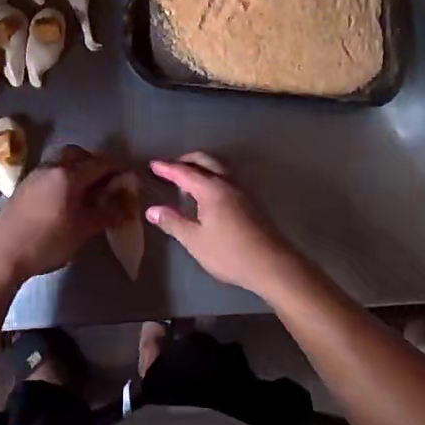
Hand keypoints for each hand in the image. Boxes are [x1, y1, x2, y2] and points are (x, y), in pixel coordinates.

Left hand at [0, 145, 122, 282]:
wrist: (1, 253)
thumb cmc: (46, 242)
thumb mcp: (82, 231)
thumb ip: (106, 214)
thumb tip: (126, 207)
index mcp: (69, 175)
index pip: (101, 163)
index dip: (120, 168)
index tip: (131, 177)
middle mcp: (52, 167)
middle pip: (79, 154)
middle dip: (96, 163)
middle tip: (108, 182)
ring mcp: (35, 175)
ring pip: (62, 161)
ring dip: (78, 169)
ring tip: (87, 192)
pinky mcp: (24, 186)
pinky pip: (50, 172)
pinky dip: (63, 177)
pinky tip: (66, 198)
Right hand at [147, 153, 301, 296]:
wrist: (272, 264)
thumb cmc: (229, 253)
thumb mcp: (195, 240)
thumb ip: (173, 222)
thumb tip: (152, 210)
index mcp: (212, 189)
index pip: (184, 172)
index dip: (167, 168)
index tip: (153, 165)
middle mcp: (229, 183)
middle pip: (206, 161)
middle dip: (186, 160)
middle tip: (171, 167)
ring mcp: (244, 190)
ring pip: (220, 167)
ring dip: (203, 167)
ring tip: (189, 180)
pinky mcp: (253, 201)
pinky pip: (229, 178)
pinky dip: (214, 177)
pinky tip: (211, 195)